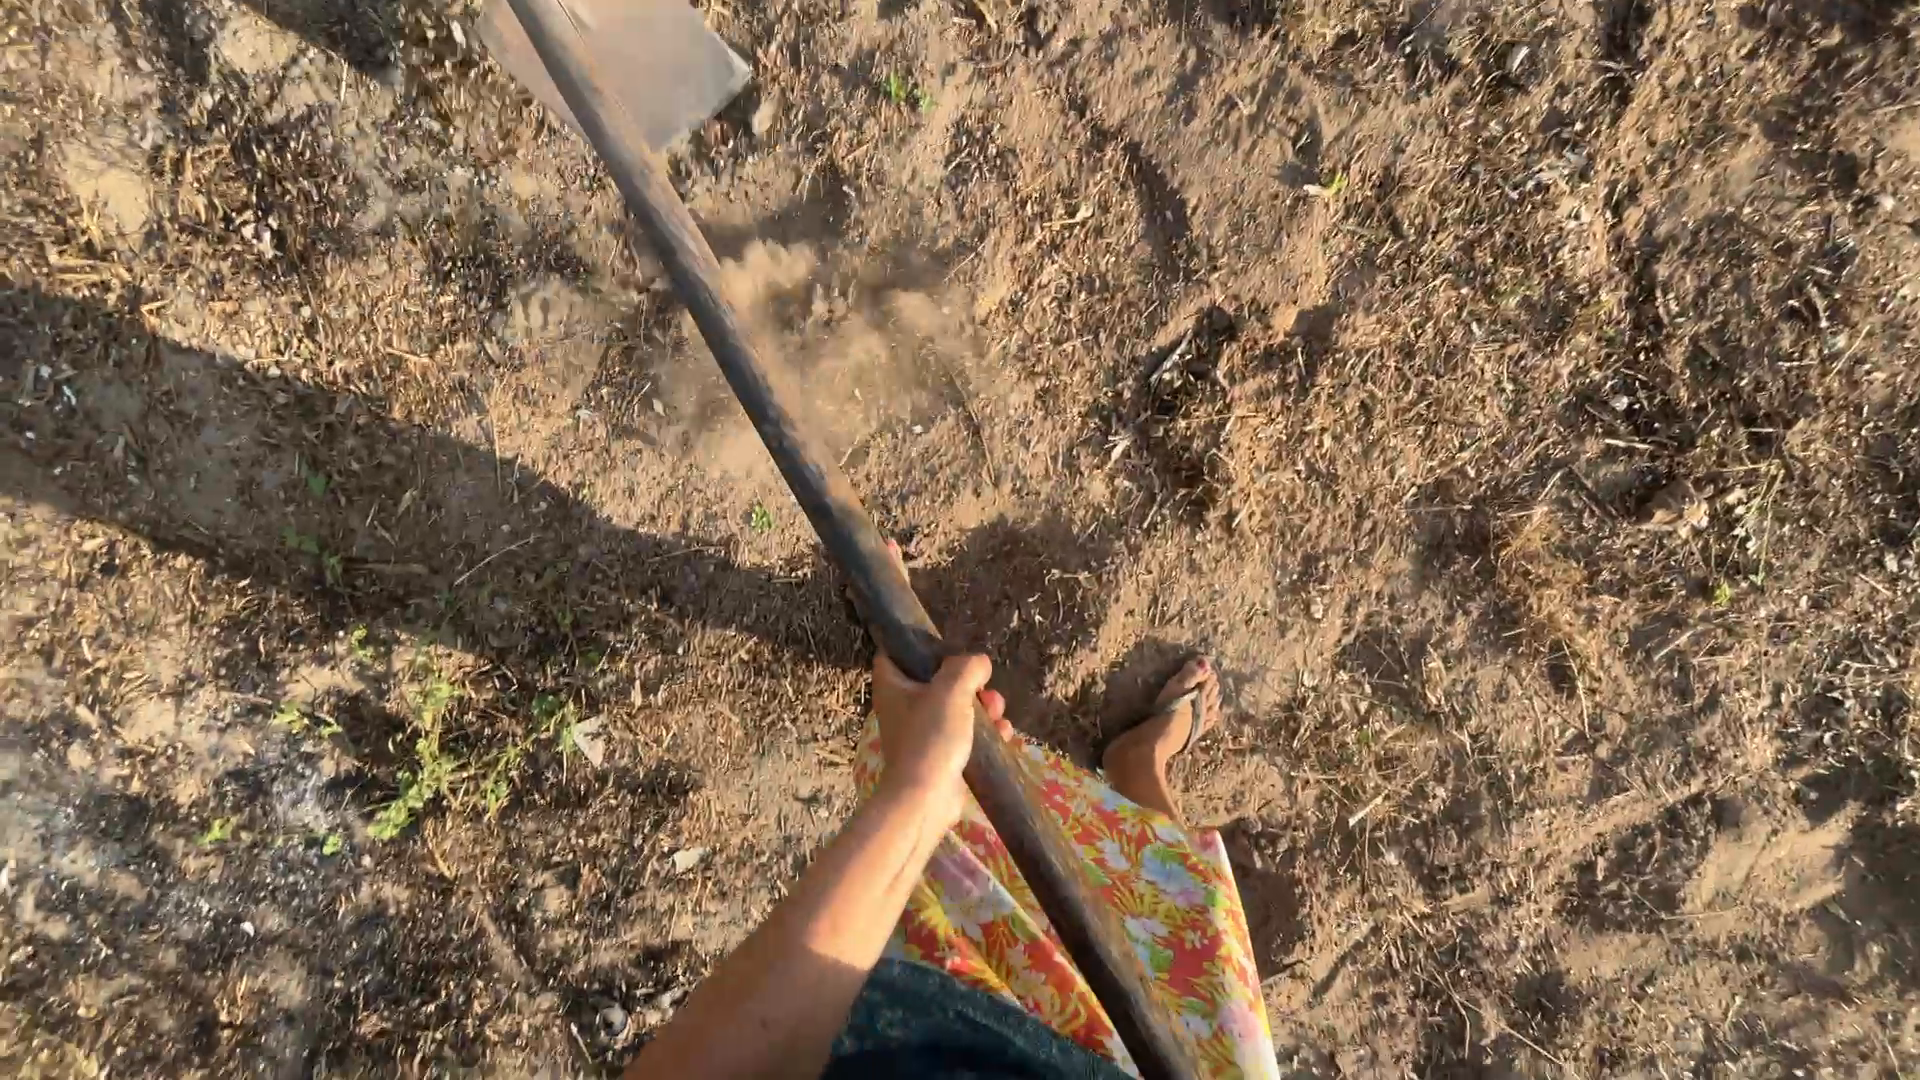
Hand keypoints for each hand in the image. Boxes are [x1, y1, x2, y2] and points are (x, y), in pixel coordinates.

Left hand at [871, 651, 1001, 829]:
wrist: (926, 799)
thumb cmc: (931, 737)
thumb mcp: (951, 690)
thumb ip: (967, 667)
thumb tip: (979, 663)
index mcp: (893, 685)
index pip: (895, 653)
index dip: (918, 645)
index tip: (946, 646)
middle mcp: (902, 706)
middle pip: (938, 679)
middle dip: (969, 682)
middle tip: (986, 689)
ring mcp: (921, 732)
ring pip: (956, 706)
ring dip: (983, 706)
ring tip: (998, 714)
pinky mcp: (940, 754)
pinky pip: (965, 733)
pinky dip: (984, 732)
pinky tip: (1002, 733)